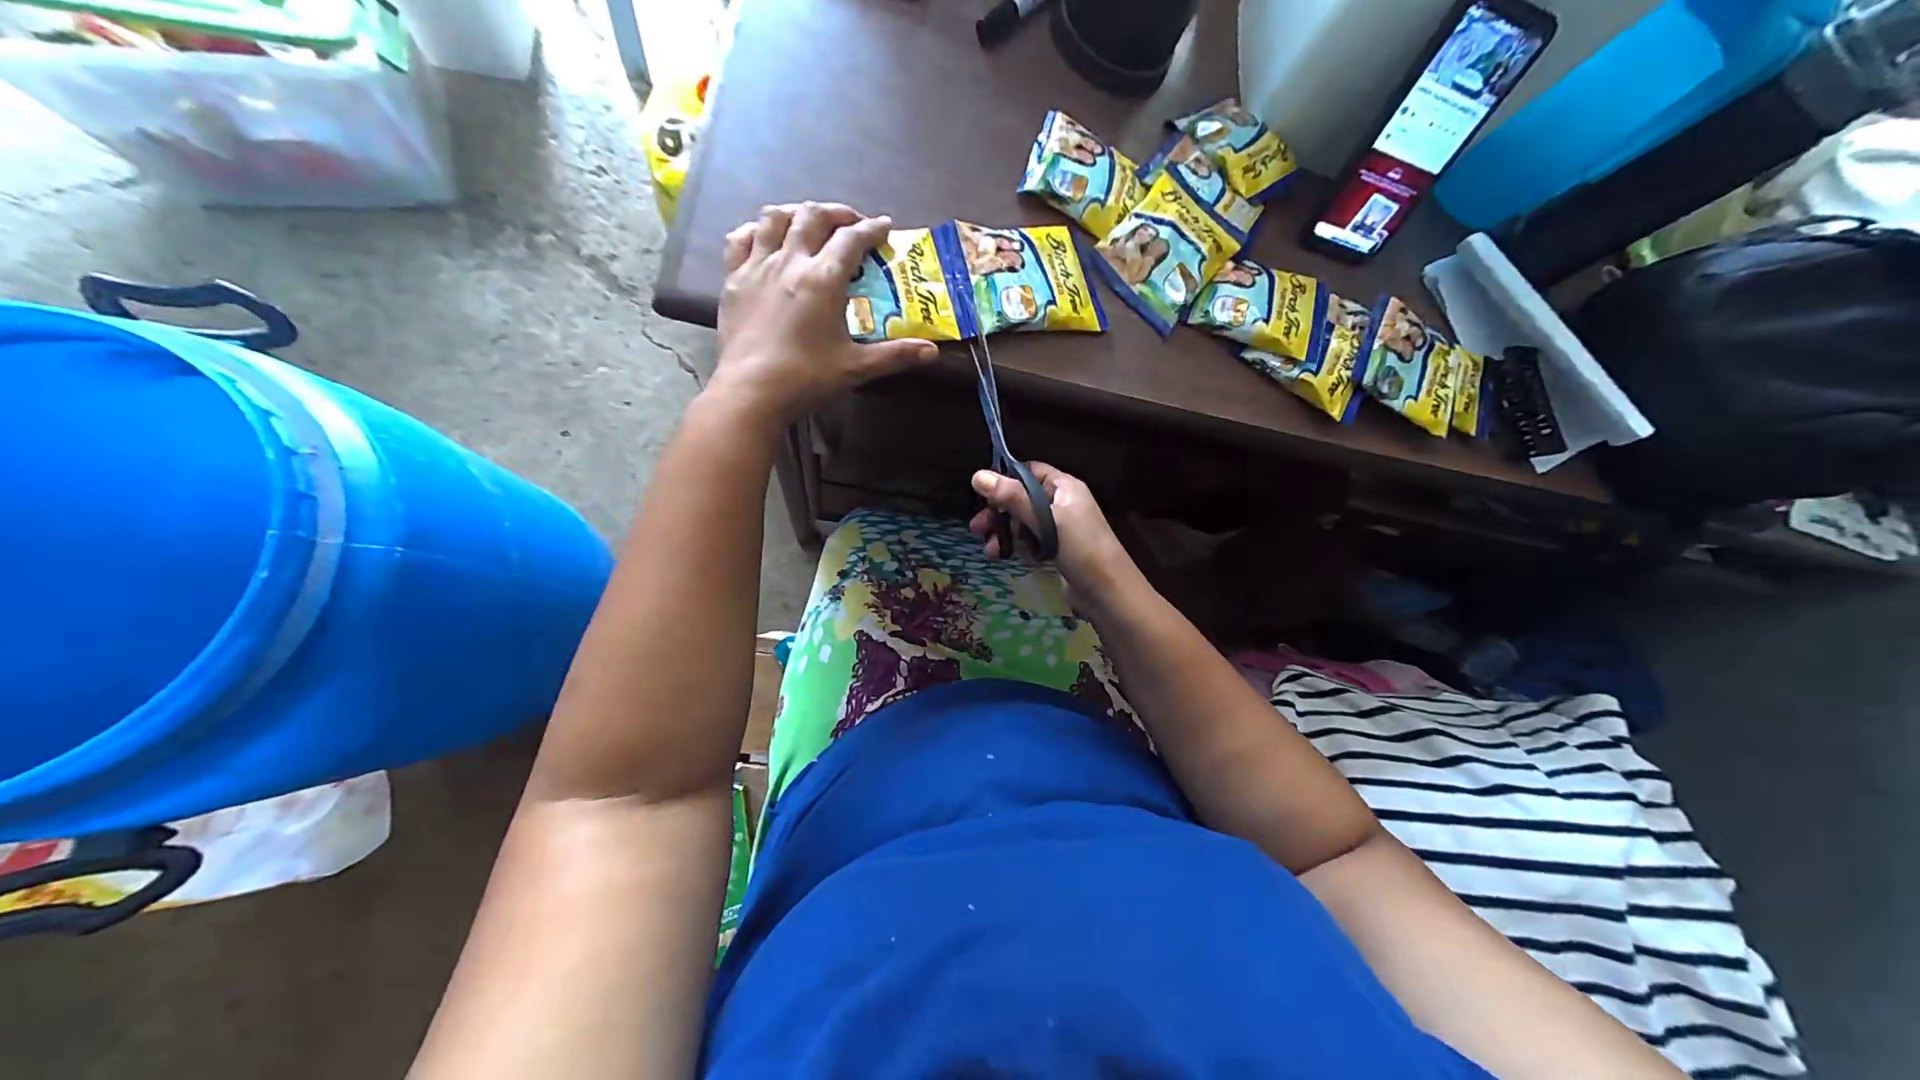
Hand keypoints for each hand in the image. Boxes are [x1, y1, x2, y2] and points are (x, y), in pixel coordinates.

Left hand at [707, 202, 938, 425]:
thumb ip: (895, 355)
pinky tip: (765, 238)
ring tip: (809, 222)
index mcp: (823, 278)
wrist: (751, 392)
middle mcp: (790, 261)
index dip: (872, 228)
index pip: (852, 238)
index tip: (883, 227)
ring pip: (775, 217)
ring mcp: (757, 267)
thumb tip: (932, 351)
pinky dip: (756, 230)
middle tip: (851, 224)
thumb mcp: (856, 367)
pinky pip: (741, 239)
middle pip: (813, 216)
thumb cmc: (806, 378)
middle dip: (837, 213)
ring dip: (797, 213)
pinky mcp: (733, 279)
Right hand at [969, 462, 1139, 601]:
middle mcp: (1061, 503)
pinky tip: (1004, 557)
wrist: (1108, 593)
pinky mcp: (1055, 550)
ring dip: (1003, 532)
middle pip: (1021, 499)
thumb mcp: (1046, 520)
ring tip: (989, 549)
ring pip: (1022, 522)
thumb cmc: (1081, 548)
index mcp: (1064, 487)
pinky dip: (1015, 546)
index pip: (1029, 472)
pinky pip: (1029, 541)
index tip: (983, 495)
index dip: (1005, 480)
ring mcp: (1059, 527)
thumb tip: (977, 476)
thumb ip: (1012, 498)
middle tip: (978, 528)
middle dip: (999, 513)